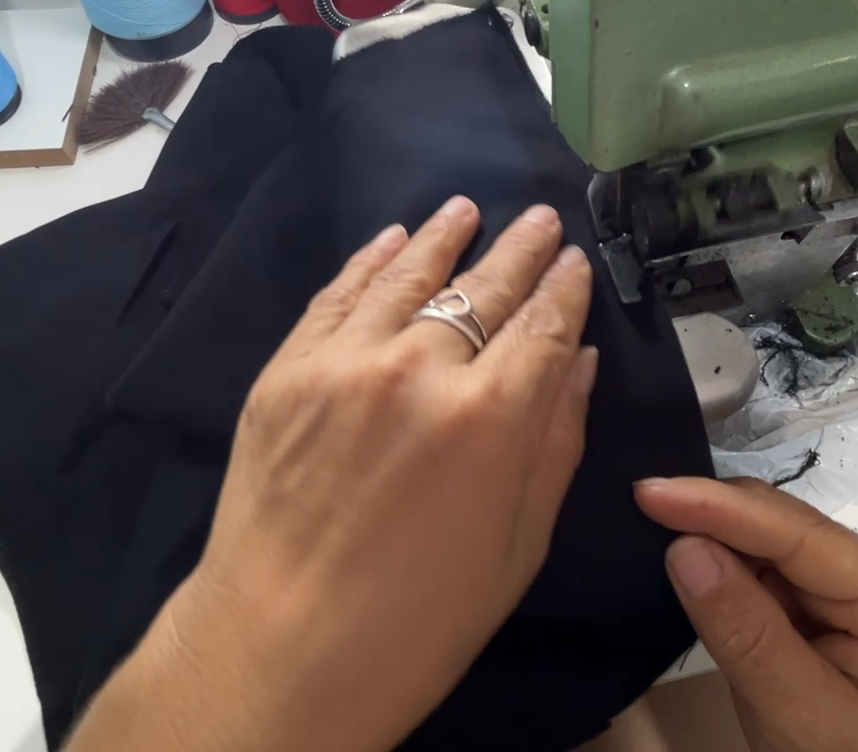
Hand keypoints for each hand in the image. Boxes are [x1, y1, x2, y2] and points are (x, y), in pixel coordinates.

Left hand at [68, 197, 599, 751]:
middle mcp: (419, 369)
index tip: (576, 260)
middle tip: (542, 218)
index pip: (543, 326)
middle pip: (484, 289)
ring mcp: (345, 361)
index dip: (565, 289)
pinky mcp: (288, 368)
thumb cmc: (419, 619)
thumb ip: (555, 440)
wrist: (278, 650)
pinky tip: (393, 238)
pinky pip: (337, 295)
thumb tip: (579, 359)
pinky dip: (370, 261)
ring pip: (409, 275)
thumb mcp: (517, 545)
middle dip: (521, 249)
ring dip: (444, 236)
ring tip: (468, 207)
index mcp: (489, 418)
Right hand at [634, 477, 857, 751]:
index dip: (720, 507)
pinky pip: (756, 566)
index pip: (798, 534)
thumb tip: (683, 547)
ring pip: (762, 538)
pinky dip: (715, 562)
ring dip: (707, 533)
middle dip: (709, 513)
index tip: (649, 492)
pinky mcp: (814, 605)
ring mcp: (844, 588)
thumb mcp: (803, 721)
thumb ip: (747, 635)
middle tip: (635, 507)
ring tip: (647, 524)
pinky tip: (682, 558)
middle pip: (780, 524)